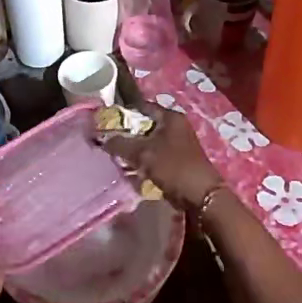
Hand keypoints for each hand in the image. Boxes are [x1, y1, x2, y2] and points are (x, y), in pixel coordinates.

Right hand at [102, 105, 224, 206]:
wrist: (200, 195)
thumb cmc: (173, 167)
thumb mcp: (142, 153)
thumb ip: (120, 143)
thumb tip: (101, 138)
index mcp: (170, 117)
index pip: (142, 107)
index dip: (123, 113)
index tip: (106, 123)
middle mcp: (176, 126)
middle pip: (144, 125)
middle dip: (126, 134)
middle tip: (108, 141)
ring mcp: (178, 143)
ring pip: (149, 141)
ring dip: (134, 149)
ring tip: (116, 156)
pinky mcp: (177, 159)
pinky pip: (155, 155)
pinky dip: (143, 160)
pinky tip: (131, 168)